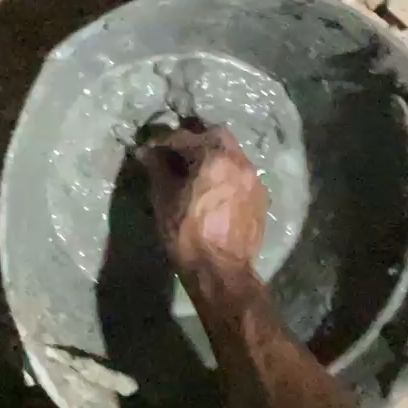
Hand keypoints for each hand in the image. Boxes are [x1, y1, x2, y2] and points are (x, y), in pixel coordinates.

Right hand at [138, 124, 268, 277]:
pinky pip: (240, 173)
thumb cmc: (186, 234)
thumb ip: (158, 169)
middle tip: (176, 153)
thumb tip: (147, 152)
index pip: (185, 137)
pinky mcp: (260, 197)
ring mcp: (254, 179)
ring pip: (232, 153)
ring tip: (194, 171)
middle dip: (195, 139)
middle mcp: (239, 161)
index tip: (149, 149)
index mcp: (214, 157)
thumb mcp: (164, 200)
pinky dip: (224, 172)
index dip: (163, 141)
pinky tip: (211, 189)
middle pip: (217, 135)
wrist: (221, 271)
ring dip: (212, 155)